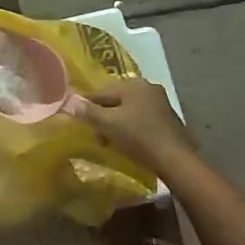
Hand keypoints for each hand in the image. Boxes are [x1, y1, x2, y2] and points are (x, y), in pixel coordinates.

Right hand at [71, 79, 195, 170]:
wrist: (175, 159)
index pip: (101, 92)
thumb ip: (88, 112)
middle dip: (102, 116)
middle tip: (94, 133)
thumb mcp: (109, 124)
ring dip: (116, 123)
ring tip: (108, 141)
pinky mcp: (167, 119)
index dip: (86, 105)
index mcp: (134, 85)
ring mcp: (160, 103)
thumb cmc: (139, 137)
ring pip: (128, 110)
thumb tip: (69, 101)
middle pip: (115, 100)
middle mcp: (148, 88)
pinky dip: (130, 127)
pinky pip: (140, 118)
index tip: (75, 116)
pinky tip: (126, 142)